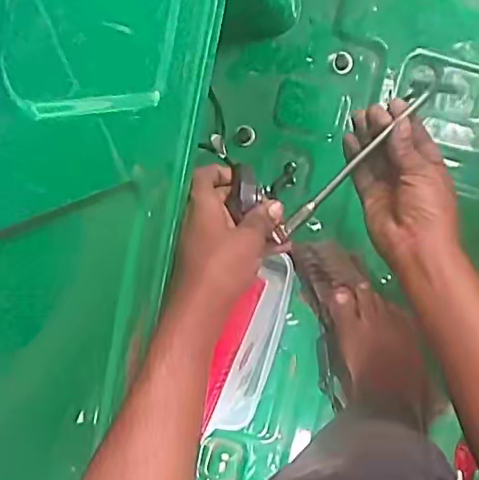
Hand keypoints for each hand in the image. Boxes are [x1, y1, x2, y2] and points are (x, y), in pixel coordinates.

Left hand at [166, 164, 283, 324]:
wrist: (201, 308)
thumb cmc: (223, 266)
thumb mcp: (250, 239)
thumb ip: (263, 219)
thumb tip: (274, 205)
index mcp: (203, 205)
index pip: (207, 175)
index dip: (226, 171)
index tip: (250, 181)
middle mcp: (198, 219)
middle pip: (222, 200)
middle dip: (249, 203)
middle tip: (272, 212)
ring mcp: (202, 241)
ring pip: (229, 224)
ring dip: (253, 226)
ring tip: (280, 234)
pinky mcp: (208, 262)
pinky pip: (230, 244)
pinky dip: (249, 244)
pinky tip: (273, 250)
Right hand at [344, 99, 459, 273]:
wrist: (416, 248)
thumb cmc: (430, 210)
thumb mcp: (422, 172)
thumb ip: (405, 147)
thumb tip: (396, 121)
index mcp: (428, 164)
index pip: (415, 135)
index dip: (404, 119)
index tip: (392, 103)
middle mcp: (407, 171)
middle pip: (392, 142)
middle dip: (382, 125)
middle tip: (370, 111)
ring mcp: (388, 183)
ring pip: (374, 154)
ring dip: (366, 136)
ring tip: (357, 118)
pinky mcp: (370, 195)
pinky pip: (360, 171)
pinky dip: (354, 155)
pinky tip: (349, 139)